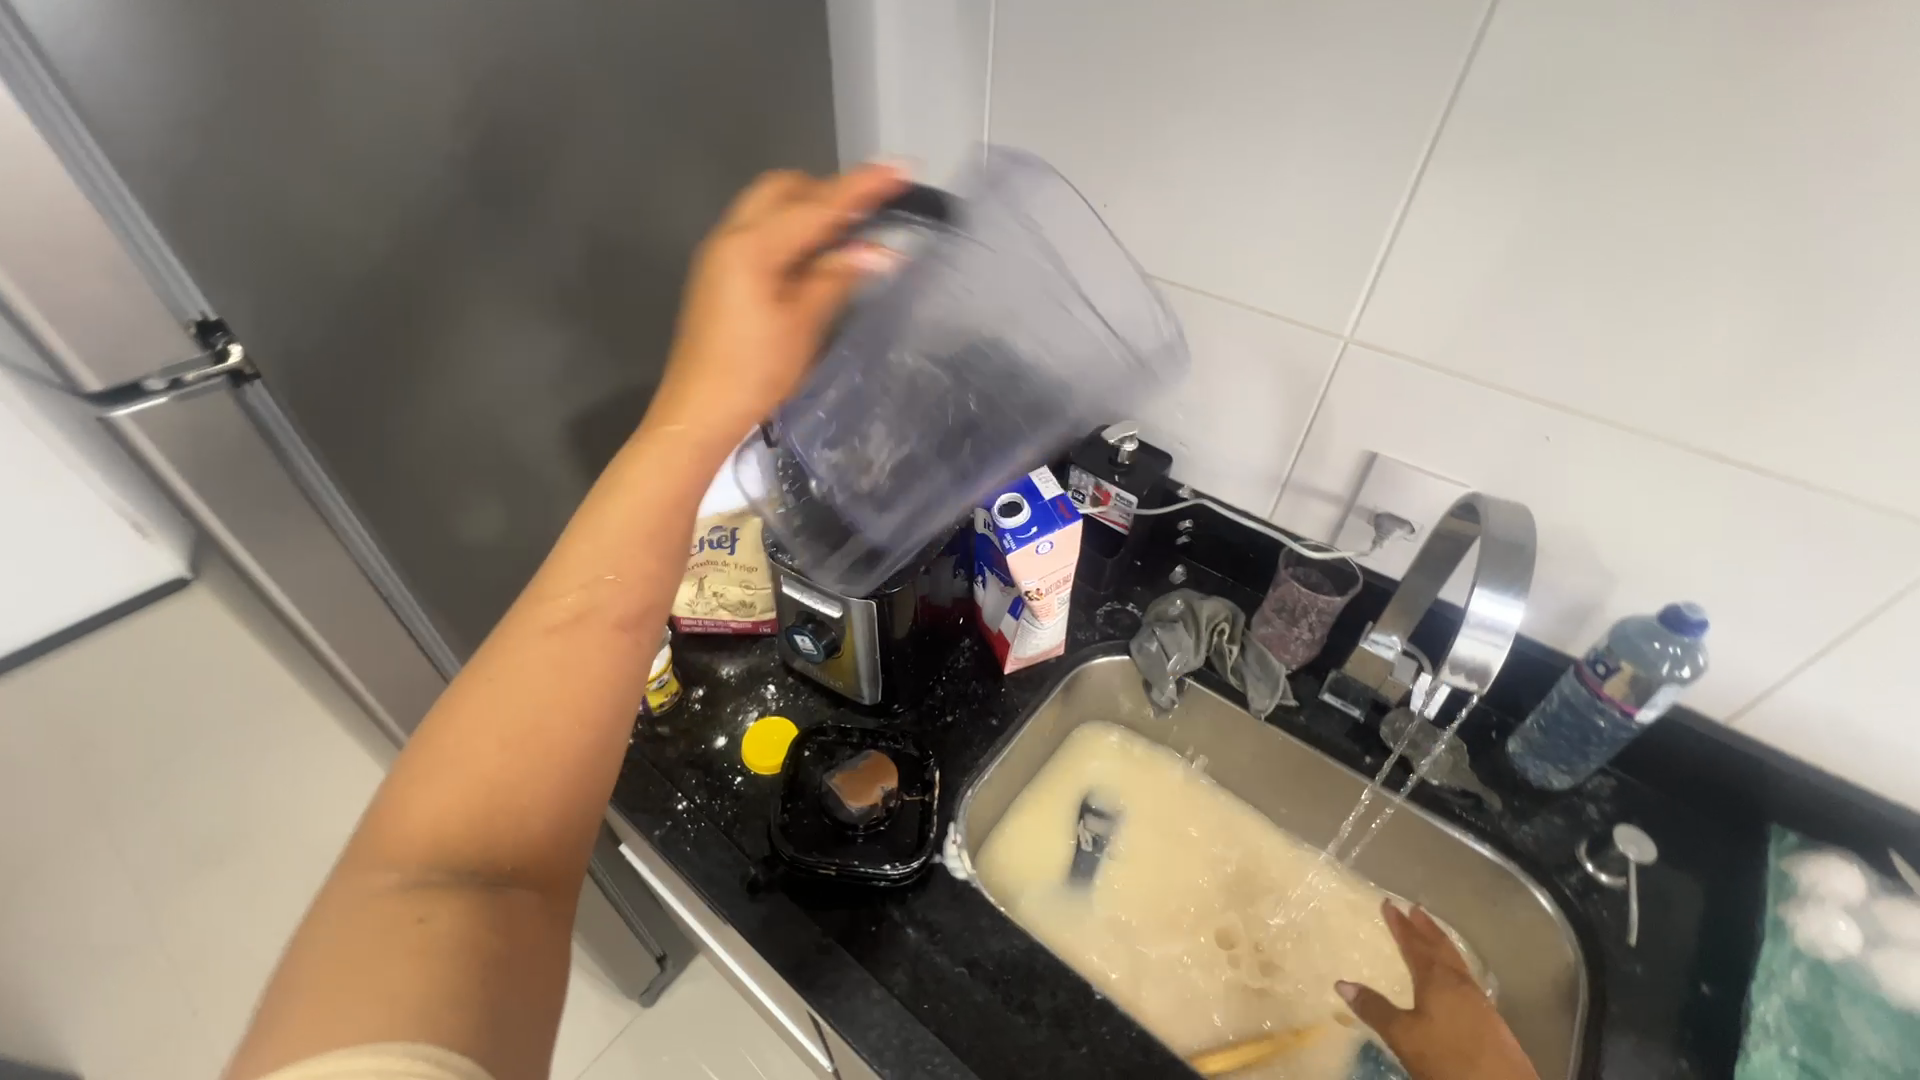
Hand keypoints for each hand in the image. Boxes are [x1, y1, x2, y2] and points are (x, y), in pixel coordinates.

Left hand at [646, 163, 909, 448]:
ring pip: (769, 208)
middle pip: (784, 190)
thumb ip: (837, 278)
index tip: (902, 169)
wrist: (699, 411)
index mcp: (753, 247)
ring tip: (848, 236)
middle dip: (828, 192)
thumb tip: (879, 250)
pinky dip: (791, 232)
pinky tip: (815, 258)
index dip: (862, 188)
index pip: (818, 207)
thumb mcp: (804, 326)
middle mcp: (731, 237)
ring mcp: (721, 254)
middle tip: (868, 214)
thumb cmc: (754, 374)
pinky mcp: (720, 274)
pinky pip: (760, 232)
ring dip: (809, 212)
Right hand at [1336, 901, 1539, 1079]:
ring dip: (1442, 945)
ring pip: (1457, 963)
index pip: (1415, 944)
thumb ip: (1375, 1009)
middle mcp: (1460, 984)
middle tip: (1415, 909)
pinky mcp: (1492, 1022)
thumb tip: (1342, 984)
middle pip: (1441, 948)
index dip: (1400, 925)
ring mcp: (1480, 1003)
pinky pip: (1467, 979)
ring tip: (1433, 936)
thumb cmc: (1449, 1059)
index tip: (1389, 903)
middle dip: (1426, 928)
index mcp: (1437, 980)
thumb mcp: (1403, 1036)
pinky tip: (1455, 980)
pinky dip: (1454, 967)